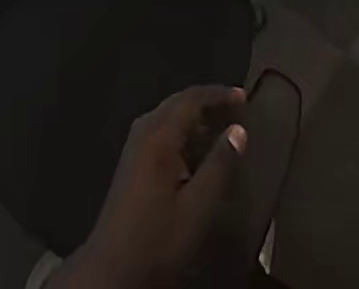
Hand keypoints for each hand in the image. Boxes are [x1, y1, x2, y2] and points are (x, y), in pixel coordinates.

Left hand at [52, 85, 247, 288]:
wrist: (114, 264)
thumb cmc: (159, 236)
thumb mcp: (197, 206)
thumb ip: (219, 165)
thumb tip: (239, 129)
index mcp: (158, 136)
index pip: (190, 99)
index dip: (217, 94)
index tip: (244, 96)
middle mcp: (144, 130)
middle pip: (178, 103)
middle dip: (208, 101)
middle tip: (238, 107)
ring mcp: (135, 144)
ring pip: (170, 116)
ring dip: (197, 116)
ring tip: (226, 125)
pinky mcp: (134, 159)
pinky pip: (163, 131)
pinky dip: (185, 131)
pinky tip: (200, 149)